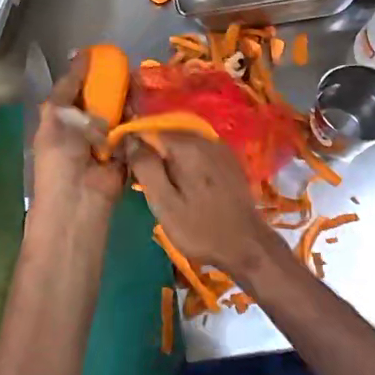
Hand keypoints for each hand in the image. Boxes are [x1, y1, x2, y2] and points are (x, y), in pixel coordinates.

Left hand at [31, 51, 124, 221]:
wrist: (79, 199)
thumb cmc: (60, 157)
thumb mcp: (55, 116)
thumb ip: (68, 87)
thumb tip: (80, 56)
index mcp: (63, 117)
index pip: (78, 88)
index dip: (90, 71)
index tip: (107, 54)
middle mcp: (85, 126)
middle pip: (104, 97)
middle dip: (115, 83)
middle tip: (130, 68)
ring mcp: (108, 139)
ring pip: (122, 111)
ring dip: (130, 99)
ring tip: (141, 82)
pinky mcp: (128, 151)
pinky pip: (135, 129)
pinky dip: (140, 119)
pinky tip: (148, 103)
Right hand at [128, 132, 284, 276]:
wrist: (247, 245)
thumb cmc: (200, 228)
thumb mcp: (164, 203)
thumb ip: (146, 167)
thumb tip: (131, 139)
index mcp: (186, 146)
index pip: (148, 129)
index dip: (133, 144)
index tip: (127, 165)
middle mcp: (204, 139)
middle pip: (167, 134)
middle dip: (152, 150)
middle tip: (143, 179)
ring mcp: (220, 148)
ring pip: (183, 142)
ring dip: (168, 156)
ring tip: (162, 183)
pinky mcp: (229, 160)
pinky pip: (198, 151)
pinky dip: (186, 160)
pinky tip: (184, 181)